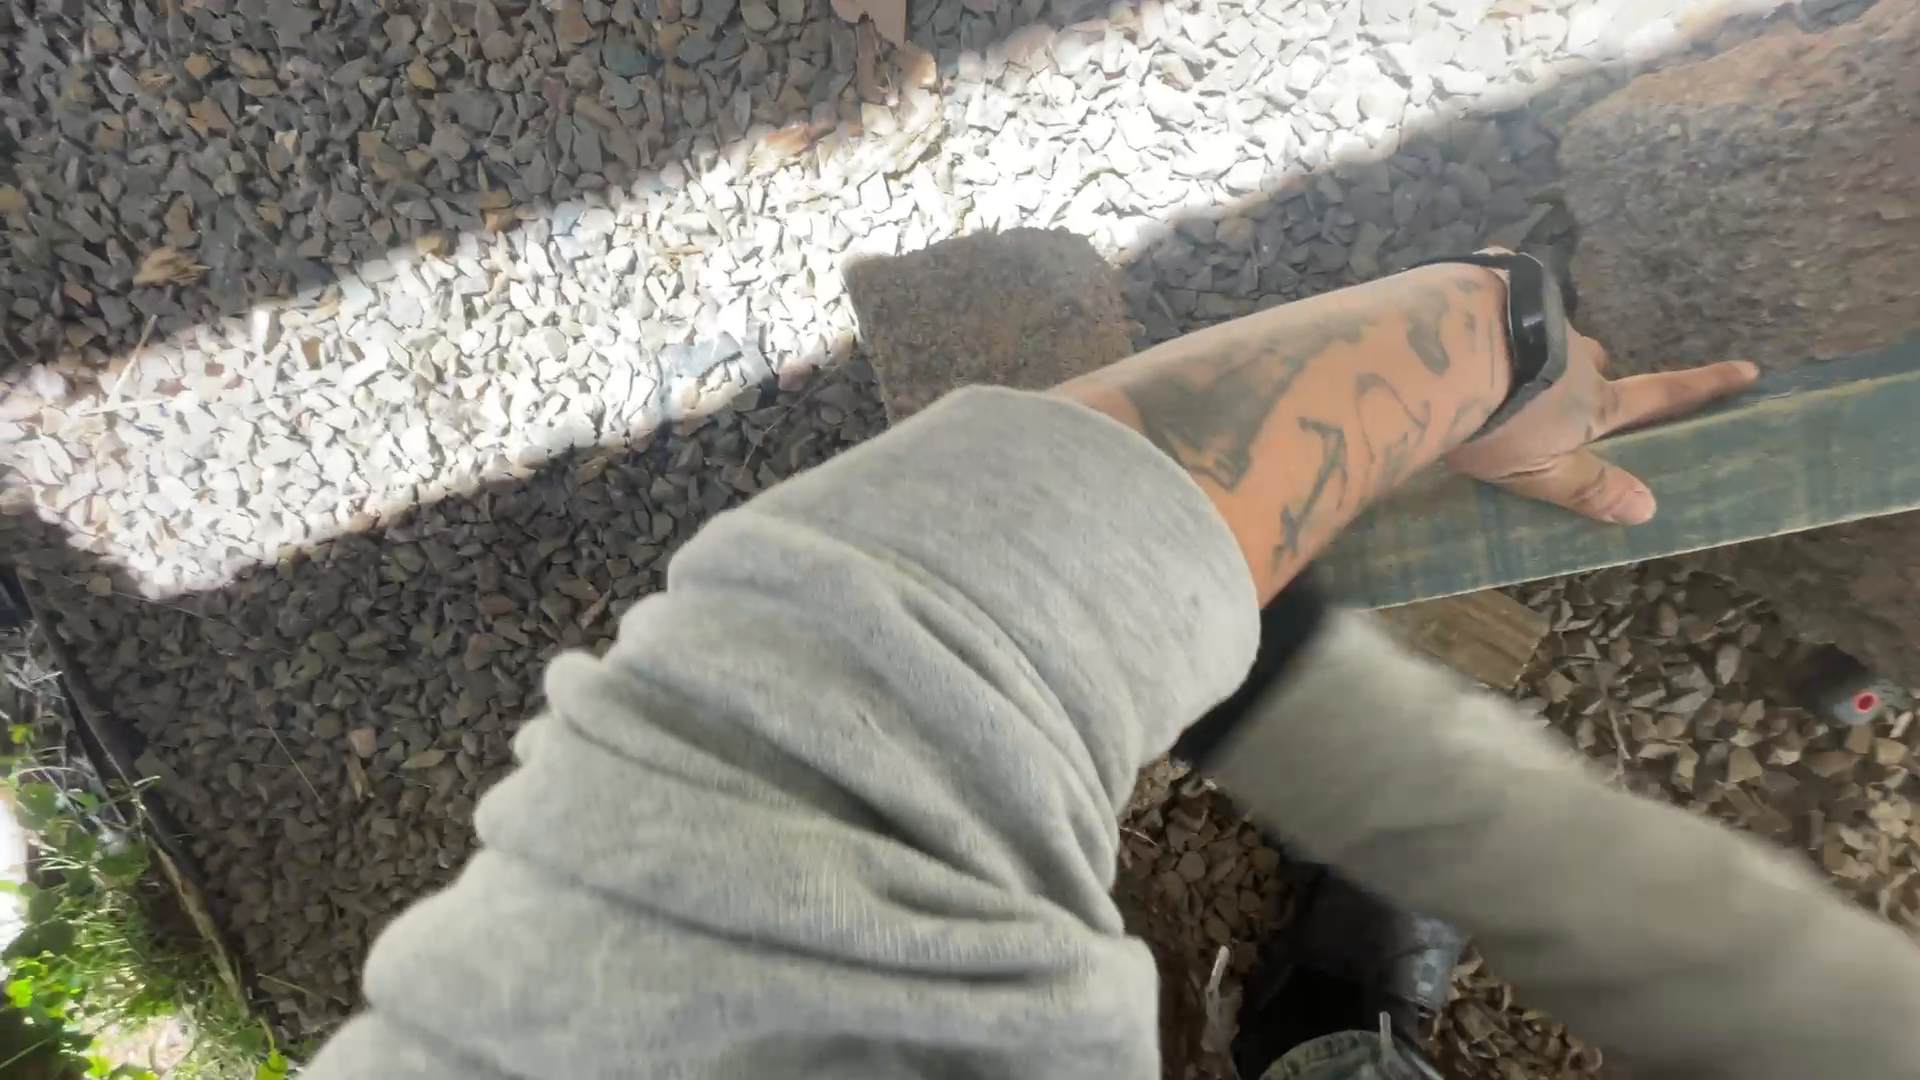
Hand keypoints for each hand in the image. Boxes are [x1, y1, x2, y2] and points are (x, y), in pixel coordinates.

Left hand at [1443, 324, 1757, 524]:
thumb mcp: (1536, 469)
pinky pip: (1495, 302)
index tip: (1747, 371)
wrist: (1443, 356)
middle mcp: (1572, 354)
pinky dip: (1483, 316)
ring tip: (1494, 362)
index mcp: (1589, 401)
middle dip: (1586, 369)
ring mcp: (1533, 317)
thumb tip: (1649, 510)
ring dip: (1528, 346)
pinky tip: (1454, 325)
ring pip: (1543, 332)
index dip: (1701, 388)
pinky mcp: (1487, 289)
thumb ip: (1584, 486)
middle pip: (1590, 359)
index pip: (1656, 396)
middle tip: (1571, 381)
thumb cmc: (1491, 423)